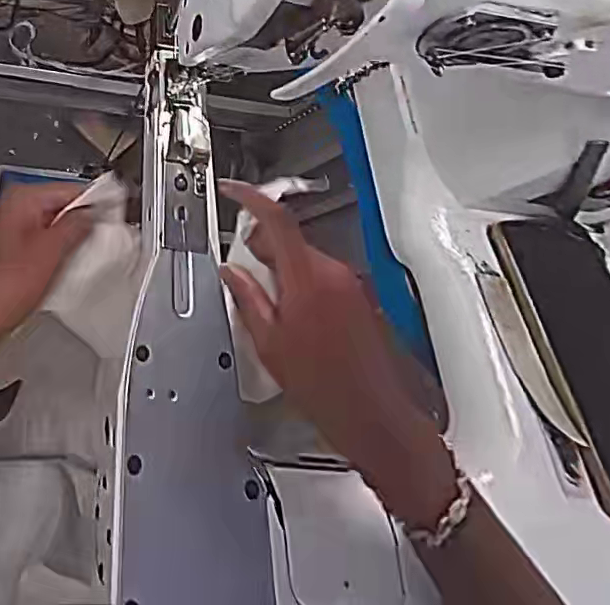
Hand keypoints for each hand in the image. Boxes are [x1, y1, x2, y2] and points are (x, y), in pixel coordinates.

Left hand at [0, 182, 94, 389]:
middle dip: (85, 226)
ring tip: (77, 263)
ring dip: (73, 244)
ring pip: (58, 229)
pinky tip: (63, 273)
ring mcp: (13, 232)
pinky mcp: (14, 253)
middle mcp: (14, 211)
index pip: (73, 188)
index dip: (98, 203)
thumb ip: (76, 226)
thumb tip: (95, 212)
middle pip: (66, 208)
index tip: (116, 216)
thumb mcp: (49, 254)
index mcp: (21, 200)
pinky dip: (60, 257)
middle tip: (100, 244)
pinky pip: (48, 246)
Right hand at [219, 181, 457, 526]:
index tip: (233, 191)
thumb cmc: (327, 390)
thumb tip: (233, 273)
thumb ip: (248, 298)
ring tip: (273, 308)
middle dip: (263, 247)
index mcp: (307, 279)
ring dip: (284, 269)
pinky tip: (298, 318)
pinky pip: (323, 274)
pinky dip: (304, 283)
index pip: (276, 220)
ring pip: (306, 257)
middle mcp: (333, 272)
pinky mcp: (360, 295)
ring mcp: (350, 282)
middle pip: (290, 238)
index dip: (251, 198)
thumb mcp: (270, 345)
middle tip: (245, 270)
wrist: (376, 418)